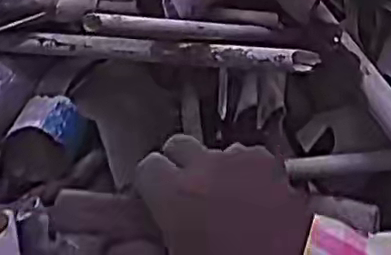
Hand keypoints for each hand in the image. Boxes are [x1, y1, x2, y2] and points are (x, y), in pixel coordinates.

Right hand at [135, 135, 311, 254]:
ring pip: (212, 151)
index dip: (146, 187)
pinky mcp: (269, 161)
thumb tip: (121, 245)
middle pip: (177, 146)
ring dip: (210, 170)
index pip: (146, 168)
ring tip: (218, 206)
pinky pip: (244, 157)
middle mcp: (206, 166)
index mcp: (177, 195)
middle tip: (182, 203)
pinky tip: (247, 202)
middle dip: (175, 168)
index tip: (150, 205)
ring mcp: (240, 159)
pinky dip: (240, 172)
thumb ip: (144, 252)